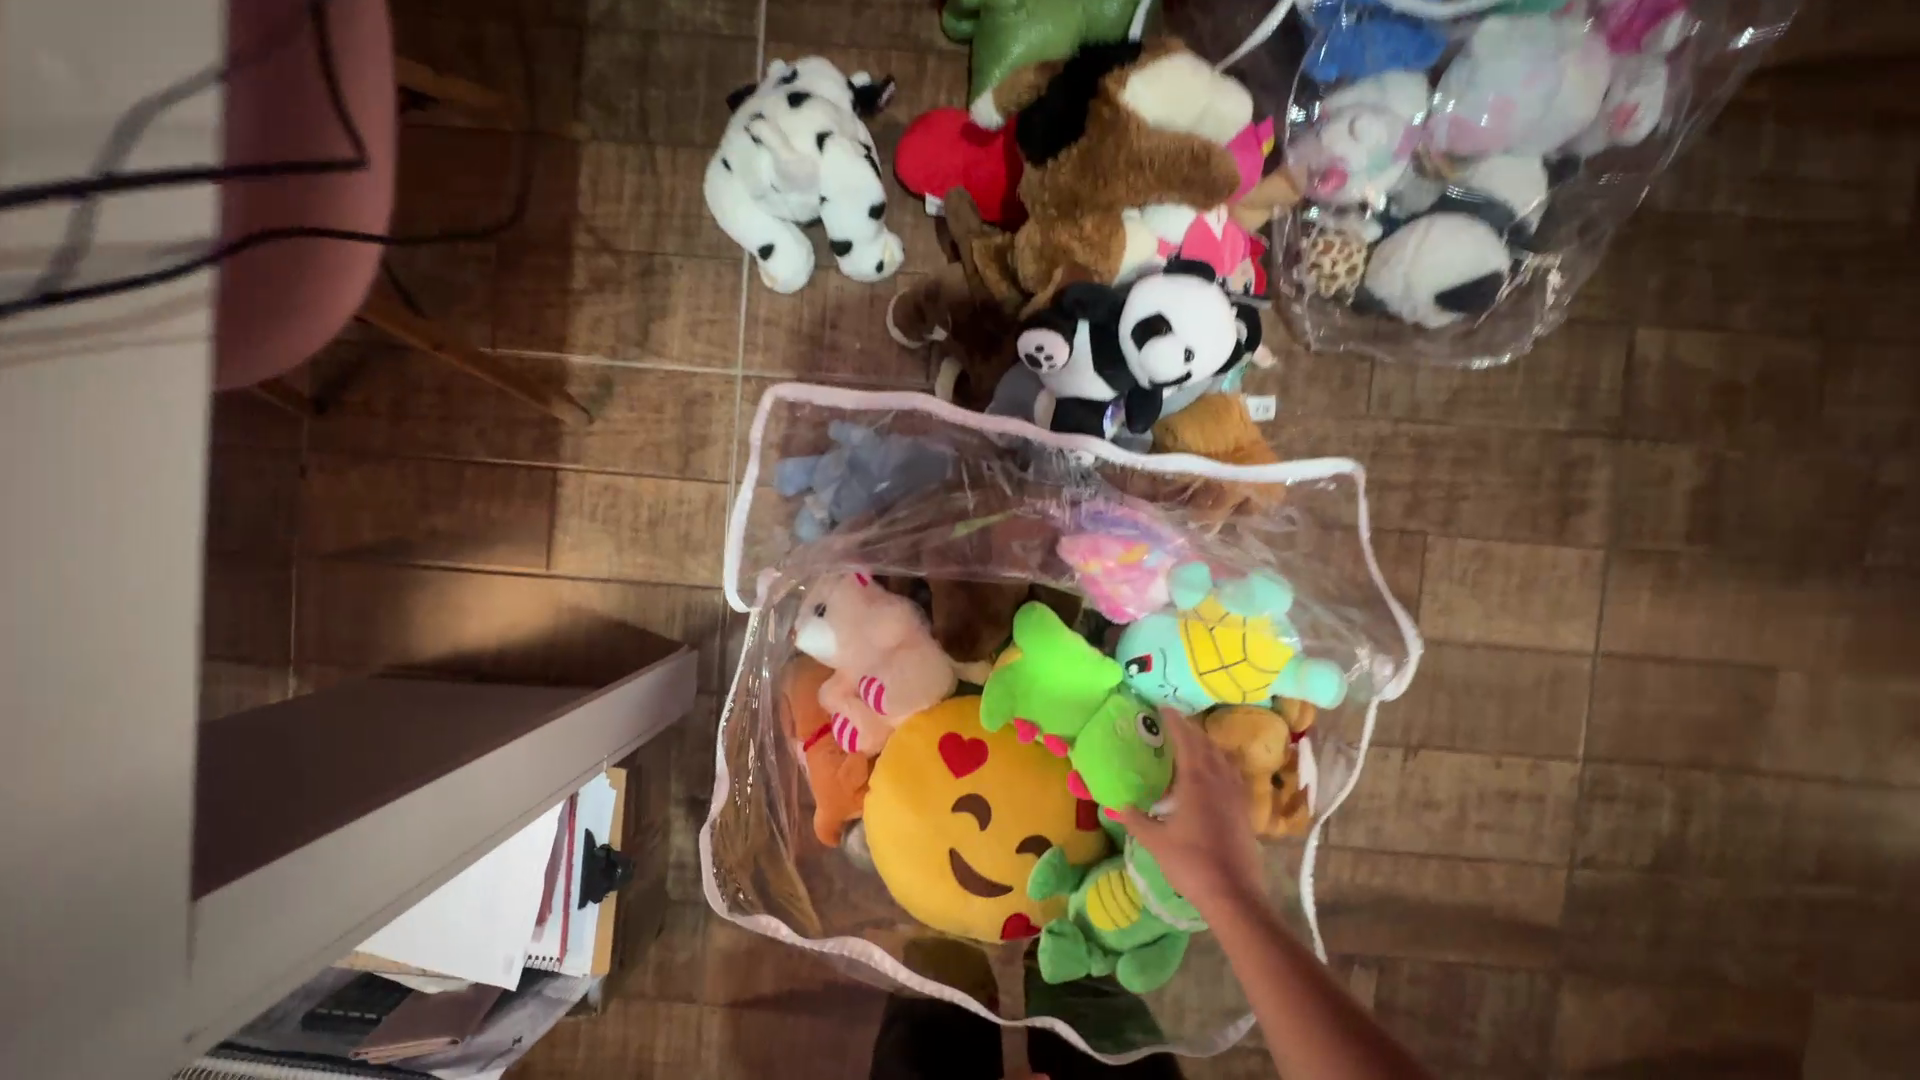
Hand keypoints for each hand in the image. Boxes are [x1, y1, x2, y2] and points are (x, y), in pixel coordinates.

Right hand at [1113, 709, 1264, 919]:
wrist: (1234, 893)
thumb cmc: (1191, 864)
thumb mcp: (1156, 842)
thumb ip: (1136, 820)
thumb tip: (1118, 806)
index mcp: (1197, 781)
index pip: (1186, 741)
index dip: (1175, 722)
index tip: (1164, 708)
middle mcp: (1219, 781)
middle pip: (1206, 745)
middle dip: (1190, 730)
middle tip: (1174, 723)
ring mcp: (1236, 795)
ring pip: (1222, 759)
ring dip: (1207, 746)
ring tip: (1192, 744)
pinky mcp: (1244, 811)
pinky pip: (1232, 775)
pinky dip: (1220, 764)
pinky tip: (1214, 775)